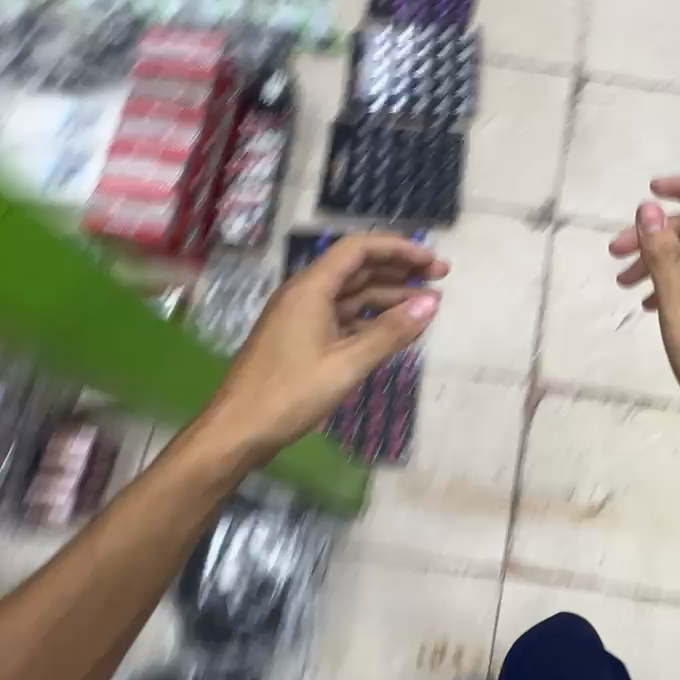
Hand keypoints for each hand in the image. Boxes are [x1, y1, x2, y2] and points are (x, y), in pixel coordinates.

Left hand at [188, 234, 446, 462]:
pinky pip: (344, 317)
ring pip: (353, 295)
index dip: (399, 250)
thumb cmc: (289, 394)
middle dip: (400, 269)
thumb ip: (390, 332)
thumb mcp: (346, 364)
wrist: (238, 429)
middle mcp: (306, 294)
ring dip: (390, 296)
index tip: (432, 263)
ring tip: (428, 304)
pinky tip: (396, 328)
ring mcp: (303, 316)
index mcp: (310, 289)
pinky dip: (372, 319)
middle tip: (441, 278)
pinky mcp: (303, 339)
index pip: (359, 250)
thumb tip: (432, 303)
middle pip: (358, 268)